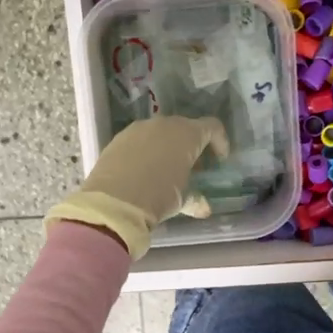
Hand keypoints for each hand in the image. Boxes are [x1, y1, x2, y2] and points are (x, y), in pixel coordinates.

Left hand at [45, 116, 228, 259]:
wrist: (112, 202)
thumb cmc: (157, 196)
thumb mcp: (182, 200)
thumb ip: (195, 199)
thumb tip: (203, 208)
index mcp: (186, 134)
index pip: (212, 127)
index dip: (220, 141)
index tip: (220, 160)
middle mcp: (163, 124)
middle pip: (185, 127)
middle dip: (192, 145)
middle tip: (193, 167)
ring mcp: (138, 129)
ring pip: (160, 132)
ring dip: (167, 146)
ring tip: (166, 169)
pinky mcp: (118, 138)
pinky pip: (139, 140)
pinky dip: (146, 151)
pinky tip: (143, 170)